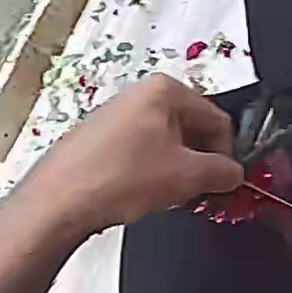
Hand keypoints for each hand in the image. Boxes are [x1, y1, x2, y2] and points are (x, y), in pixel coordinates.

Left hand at [0, 75, 242, 250]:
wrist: (56, 203)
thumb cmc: (124, 178)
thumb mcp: (188, 176)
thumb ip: (224, 172)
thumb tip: (235, 174)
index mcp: (166, 89)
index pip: (218, 120)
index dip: (226, 154)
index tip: (223, 182)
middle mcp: (141, 92)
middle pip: (194, 128)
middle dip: (201, 161)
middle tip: (200, 191)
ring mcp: (118, 112)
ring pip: (169, 141)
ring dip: (179, 168)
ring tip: (171, 195)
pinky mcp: (101, 135)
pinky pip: (143, 149)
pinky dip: (153, 170)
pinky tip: (144, 192)